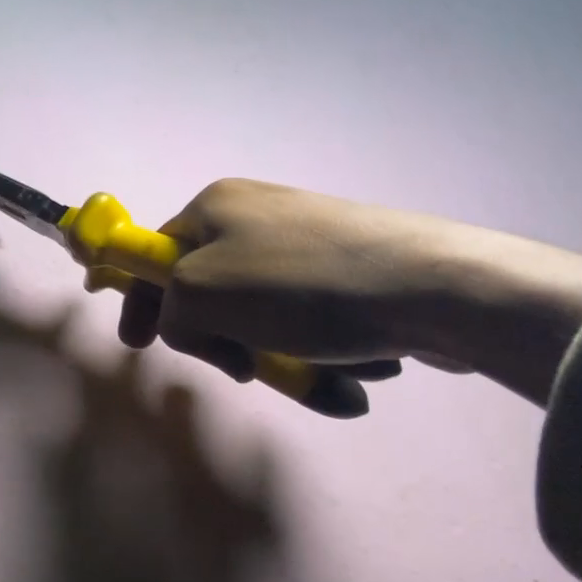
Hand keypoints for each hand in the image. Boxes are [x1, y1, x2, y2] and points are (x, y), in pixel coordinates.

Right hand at [118, 179, 581, 404]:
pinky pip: (317, 319)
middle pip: (210, 290)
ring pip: (266, 314)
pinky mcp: (359, 270)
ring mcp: (313, 241)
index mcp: (215, 206)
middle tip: (243, 370)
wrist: (442, 287)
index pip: (152, 254)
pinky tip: (361, 366)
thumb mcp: (199, 297)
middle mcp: (259, 216)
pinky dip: (328, 350)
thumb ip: (168, 313)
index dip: (139, 300)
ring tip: (327, 374)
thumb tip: (198, 329)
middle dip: (224, 339)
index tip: (138, 345)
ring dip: (284, 354)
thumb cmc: (300, 285)